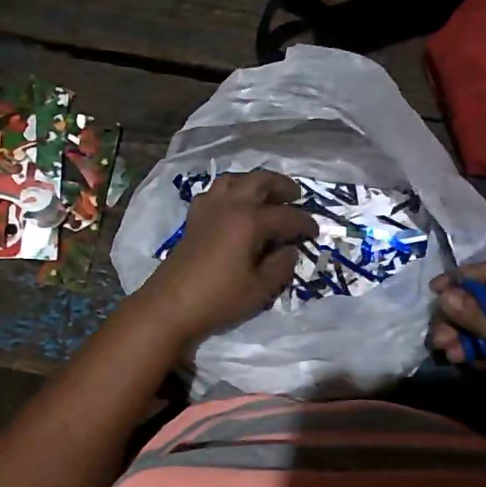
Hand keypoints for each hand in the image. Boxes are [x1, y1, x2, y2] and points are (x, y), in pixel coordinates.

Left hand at [132, 170, 317, 344]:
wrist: (170, 306)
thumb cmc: (219, 299)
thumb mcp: (260, 289)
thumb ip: (281, 266)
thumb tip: (290, 250)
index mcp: (249, 221)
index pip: (286, 216)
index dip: (305, 224)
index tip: (316, 233)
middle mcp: (229, 206)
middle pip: (259, 181)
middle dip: (281, 186)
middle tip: (295, 197)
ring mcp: (207, 210)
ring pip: (233, 180)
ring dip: (253, 183)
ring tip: (265, 195)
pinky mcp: (192, 219)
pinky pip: (214, 193)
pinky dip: (229, 192)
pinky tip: (233, 207)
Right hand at [428, 260, 485, 402]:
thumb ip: (479, 318)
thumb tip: (442, 296)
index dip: (464, 277)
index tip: (435, 290)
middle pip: (479, 301)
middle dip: (456, 316)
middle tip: (439, 334)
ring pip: (475, 326)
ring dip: (456, 336)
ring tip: (445, 351)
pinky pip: (479, 346)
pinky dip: (465, 351)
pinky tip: (456, 360)